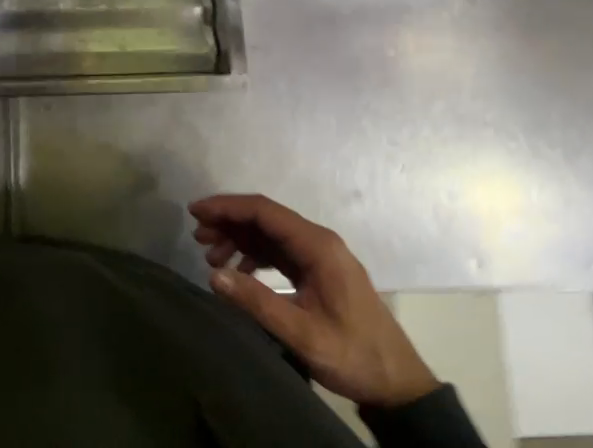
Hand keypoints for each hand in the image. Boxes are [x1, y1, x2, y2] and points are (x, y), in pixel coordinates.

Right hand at [190, 194, 438, 408]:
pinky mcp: (318, 272)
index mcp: (318, 246)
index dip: (226, 207)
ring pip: (270, 234)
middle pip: (265, 218)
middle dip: (228, 223)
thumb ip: (257, 302)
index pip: (264, 211)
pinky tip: (237, 273)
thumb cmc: (353, 356)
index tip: (195, 212)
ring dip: (239, 239)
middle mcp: (319, 242)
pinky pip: (279, 252)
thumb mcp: (302, 334)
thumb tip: (213, 275)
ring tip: (211, 257)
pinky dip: (253, 256)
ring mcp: (320, 257)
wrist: (397, 384)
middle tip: (197, 239)